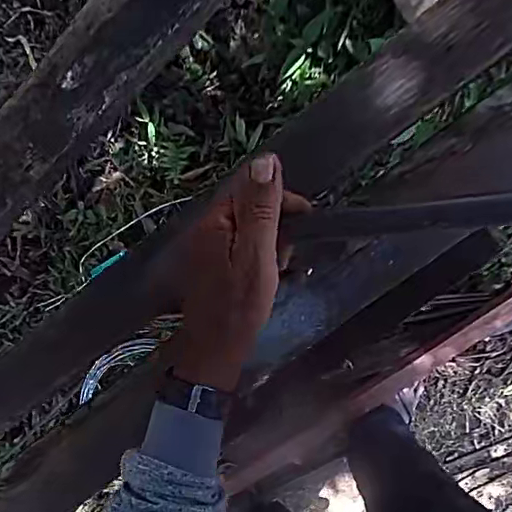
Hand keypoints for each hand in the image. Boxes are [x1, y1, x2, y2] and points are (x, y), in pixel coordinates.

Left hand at [170, 154, 309, 389]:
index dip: (280, 197)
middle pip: (251, 205)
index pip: (250, 184)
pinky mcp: (216, 264)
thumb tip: (266, 161)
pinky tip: (270, 277)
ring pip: (251, 228)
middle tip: (288, 254)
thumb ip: (261, 209)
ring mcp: (210, 246)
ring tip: (280, 269)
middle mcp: (208, 227)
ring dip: (273, 243)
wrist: (216, 351)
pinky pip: (245, 248)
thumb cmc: (239, 307)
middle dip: (278, 224)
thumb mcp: (257, 255)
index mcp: (216, 220)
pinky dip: (262, 258)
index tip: (303, 219)